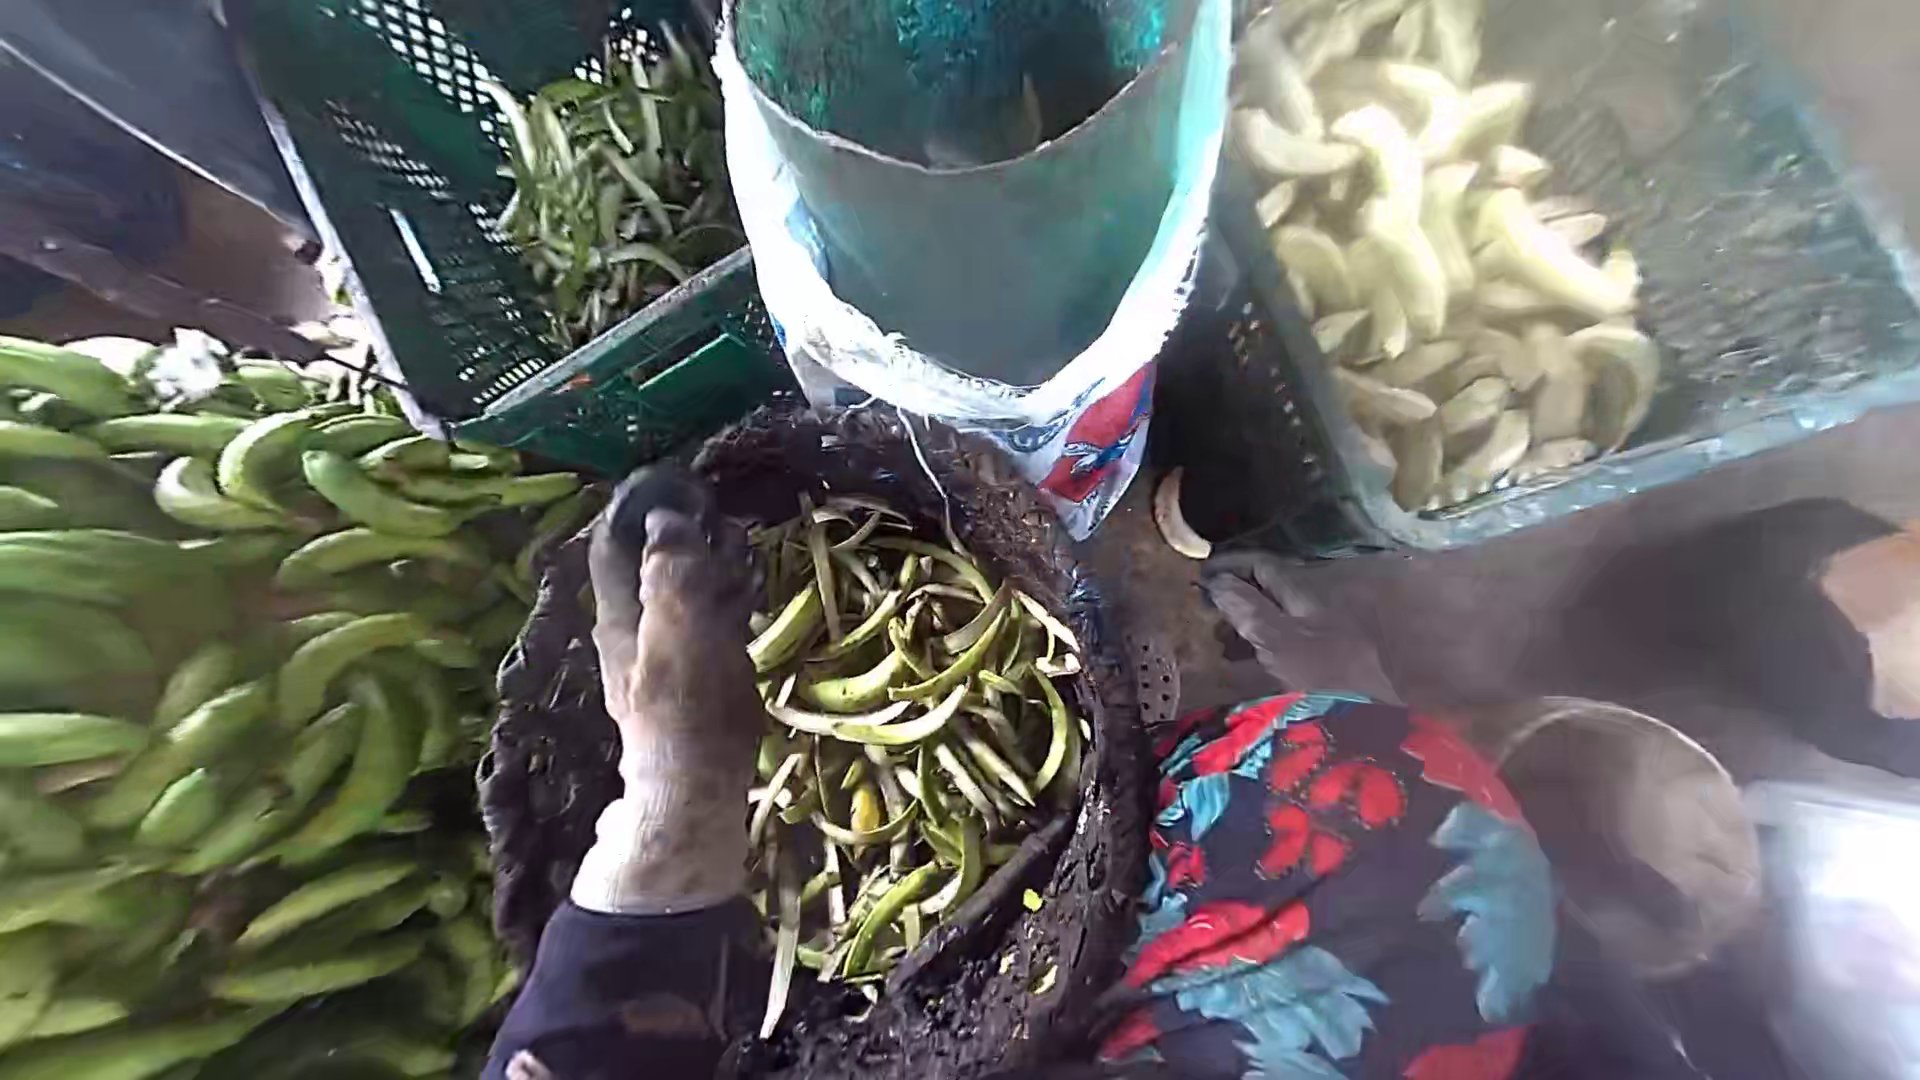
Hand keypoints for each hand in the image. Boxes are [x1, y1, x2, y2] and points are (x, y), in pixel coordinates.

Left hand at [589, 505, 759, 765]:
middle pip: (651, 559)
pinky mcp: (699, 659)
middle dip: (679, 527)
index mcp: (622, 612)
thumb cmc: (688, 706)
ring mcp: (669, 642)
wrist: (698, 776)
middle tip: (714, 504)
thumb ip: (671, 575)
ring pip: (682, 583)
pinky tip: (745, 578)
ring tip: (736, 533)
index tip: (671, 478)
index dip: (635, 506)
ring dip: (705, 555)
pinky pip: (707, 609)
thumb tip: (666, 518)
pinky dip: (723, 587)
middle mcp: (638, 621)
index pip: (614, 542)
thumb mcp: (679, 634)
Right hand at [1201, 550, 1397, 702]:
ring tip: (1225, 640)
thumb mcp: (1278, 639)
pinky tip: (1258, 658)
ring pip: (1280, 609)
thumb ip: (1245, 608)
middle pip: (1269, 585)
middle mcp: (1318, 595)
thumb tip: (1216, 582)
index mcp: (1301, 587)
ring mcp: (1332, 620)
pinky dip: (1269, 638)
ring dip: (1250, 618)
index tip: (1199, 578)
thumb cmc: (1332, 670)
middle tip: (1206, 611)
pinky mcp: (1341, 646)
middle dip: (1235, 593)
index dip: (1227, 566)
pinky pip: (1293, 631)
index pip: (1257, 563)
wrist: (1398, 706)